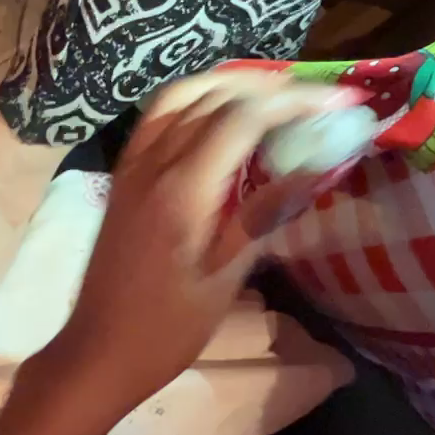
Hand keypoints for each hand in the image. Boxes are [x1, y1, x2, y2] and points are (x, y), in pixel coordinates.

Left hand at [25, 70, 351, 418]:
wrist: (97, 349)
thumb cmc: (166, 329)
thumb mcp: (225, 279)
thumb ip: (263, 214)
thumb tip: (312, 168)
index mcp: (181, 190)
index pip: (242, 116)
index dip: (294, 100)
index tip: (337, 103)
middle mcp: (151, 164)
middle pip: (212, 95)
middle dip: (268, 87)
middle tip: (314, 98)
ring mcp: (130, 166)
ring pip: (179, 96)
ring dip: (228, 85)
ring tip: (274, 97)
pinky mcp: (122, 176)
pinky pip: (158, 117)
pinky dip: (195, 102)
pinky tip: (222, 118)